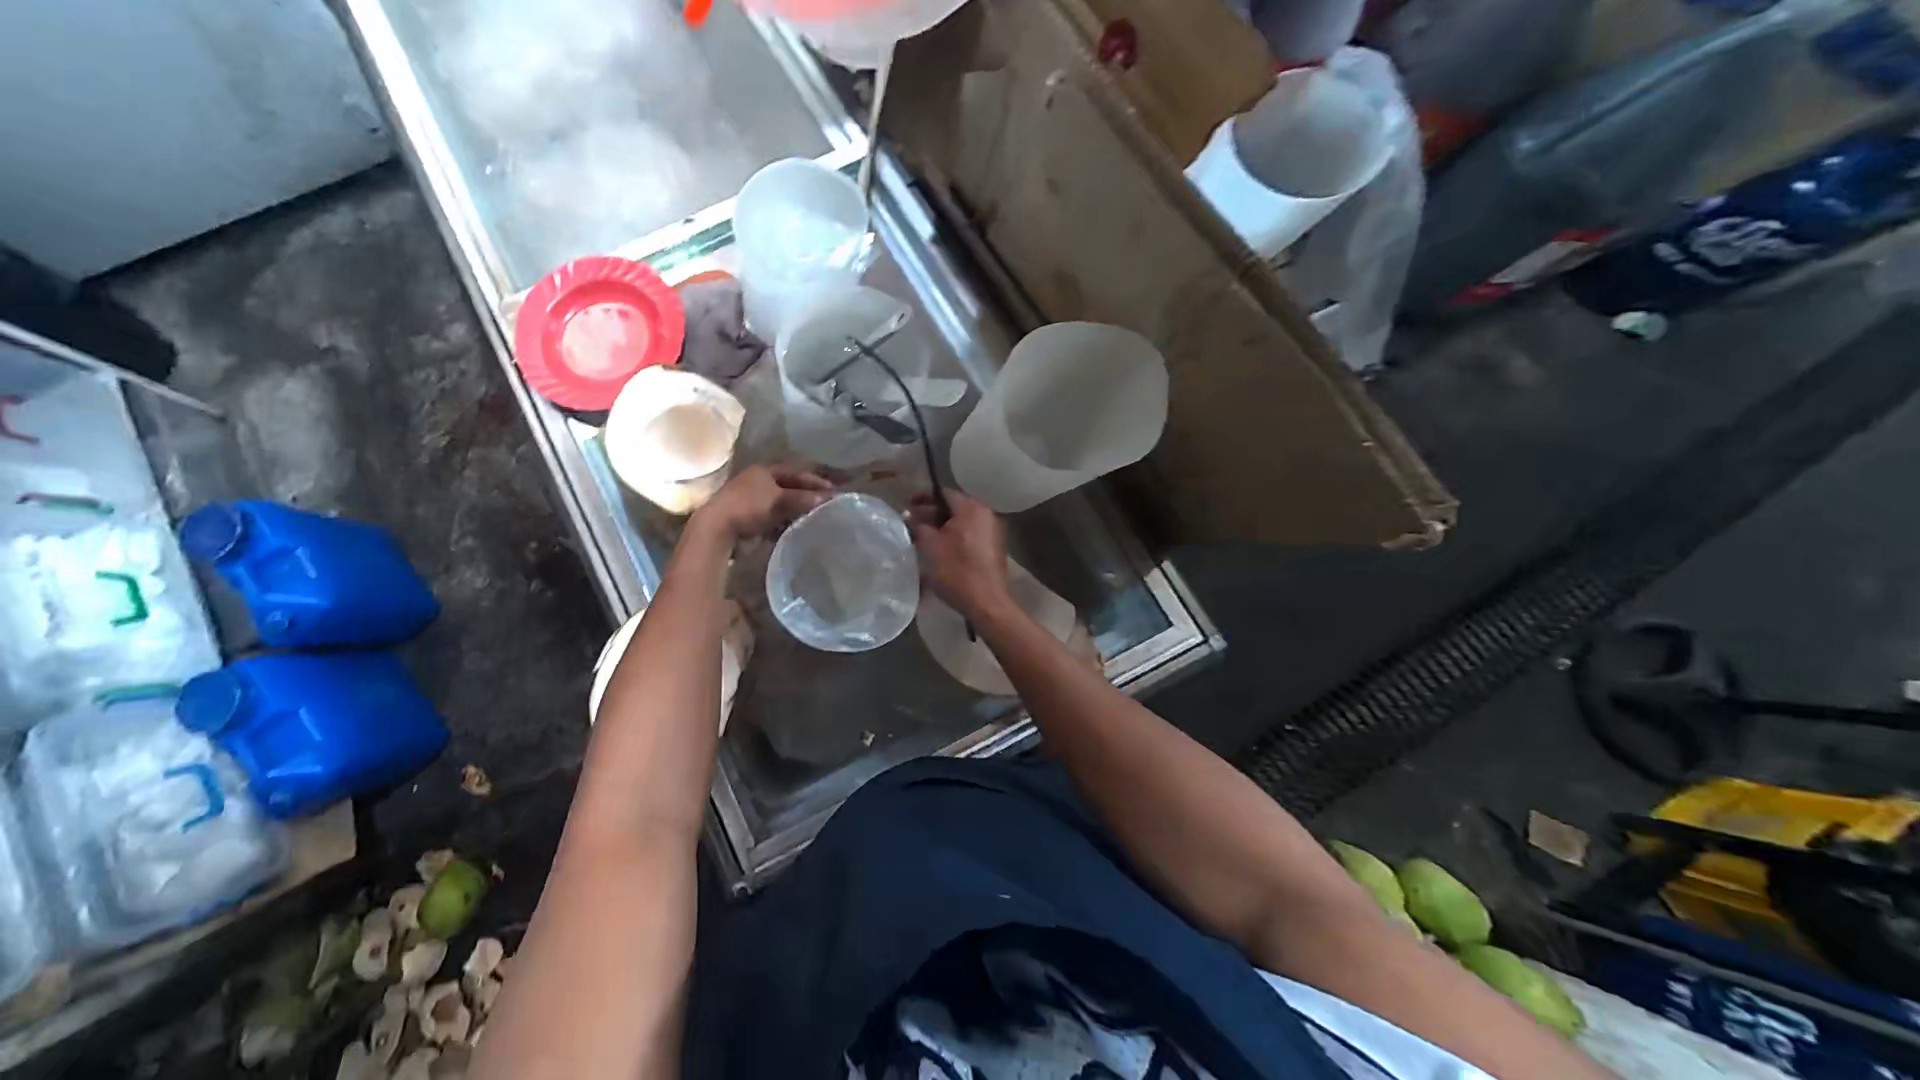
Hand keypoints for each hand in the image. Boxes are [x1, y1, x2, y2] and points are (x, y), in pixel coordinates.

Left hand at [697, 464, 833, 539]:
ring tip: (818, 519)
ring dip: (799, 512)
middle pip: (790, 488)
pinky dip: (788, 524)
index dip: (815, 480)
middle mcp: (760, 483)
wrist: (718, 529)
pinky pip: (776, 520)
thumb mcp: (779, 499)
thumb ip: (803, 498)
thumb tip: (828, 498)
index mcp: (764, 471)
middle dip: (808, 496)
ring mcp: (755, 502)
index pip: (796, 472)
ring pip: (784, 505)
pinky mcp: (753, 520)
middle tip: (828, 506)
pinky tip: (800, 530)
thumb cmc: (749, 506)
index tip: (833, 491)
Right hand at [906, 490, 1011, 620]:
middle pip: (954, 506)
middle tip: (911, 521)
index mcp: (971, 508)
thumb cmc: (955, 570)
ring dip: (942, 525)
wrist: (985, 601)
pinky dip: (954, 536)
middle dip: (931, 512)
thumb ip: (917, 526)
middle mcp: (985, 514)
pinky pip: (970, 533)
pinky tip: (939, 547)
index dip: (923, 497)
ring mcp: (992, 531)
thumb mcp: (929, 546)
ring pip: (962, 521)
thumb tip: (909, 516)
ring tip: (922, 535)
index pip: (944, 492)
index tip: (907, 505)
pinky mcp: (993, 547)